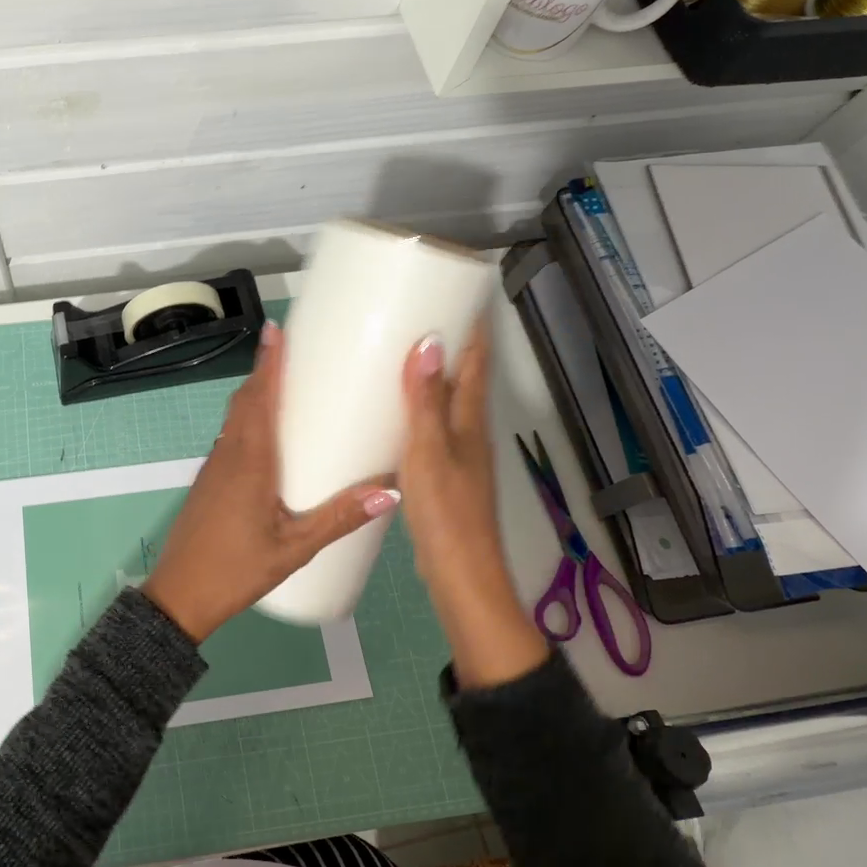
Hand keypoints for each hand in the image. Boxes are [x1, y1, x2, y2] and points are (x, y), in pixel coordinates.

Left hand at [143, 323, 400, 642]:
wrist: (180, 594)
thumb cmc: (235, 569)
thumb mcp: (295, 548)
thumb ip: (339, 519)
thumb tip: (390, 491)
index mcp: (249, 460)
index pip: (258, 398)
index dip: (267, 362)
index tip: (275, 329)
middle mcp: (228, 453)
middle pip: (245, 400)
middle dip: (265, 371)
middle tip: (294, 350)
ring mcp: (214, 467)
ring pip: (235, 418)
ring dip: (255, 394)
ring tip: (287, 383)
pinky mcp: (209, 481)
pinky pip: (231, 437)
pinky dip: (249, 420)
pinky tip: (268, 434)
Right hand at [399, 319, 548, 686]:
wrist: (460, 575)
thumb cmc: (446, 512)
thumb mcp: (429, 451)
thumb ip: (426, 402)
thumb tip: (428, 341)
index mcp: (469, 421)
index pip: (475, 362)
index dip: (471, 327)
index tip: (459, 291)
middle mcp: (468, 433)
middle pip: (461, 379)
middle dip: (445, 345)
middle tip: (412, 315)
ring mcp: (458, 456)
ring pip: (445, 404)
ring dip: (428, 378)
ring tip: (395, 356)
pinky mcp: (442, 476)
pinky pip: (429, 429)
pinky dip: (415, 410)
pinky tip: (391, 416)